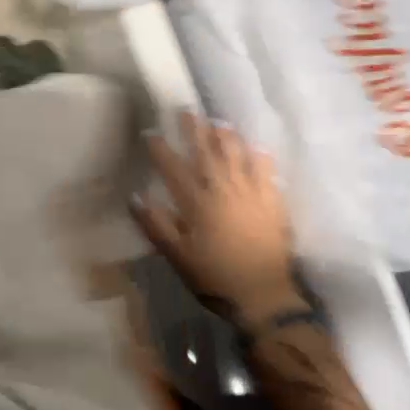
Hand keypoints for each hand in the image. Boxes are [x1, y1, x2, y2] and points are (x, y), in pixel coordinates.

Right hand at [131, 111, 304, 324]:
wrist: (264, 298)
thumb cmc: (215, 277)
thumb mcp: (177, 257)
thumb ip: (156, 225)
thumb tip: (135, 197)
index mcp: (196, 203)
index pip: (173, 168)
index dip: (160, 149)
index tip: (150, 132)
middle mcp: (222, 191)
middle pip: (206, 152)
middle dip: (194, 129)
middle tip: (187, 110)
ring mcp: (251, 194)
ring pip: (236, 156)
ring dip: (226, 136)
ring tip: (219, 122)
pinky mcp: (273, 203)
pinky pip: (266, 172)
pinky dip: (260, 157)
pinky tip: (256, 148)